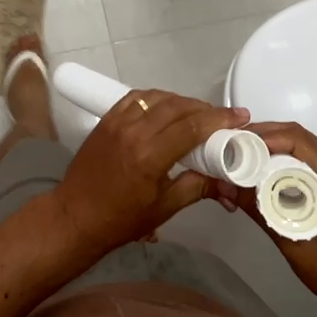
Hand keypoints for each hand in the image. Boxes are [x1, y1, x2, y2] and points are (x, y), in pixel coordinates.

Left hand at [50, 90, 247, 254]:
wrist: (76, 215)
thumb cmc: (121, 219)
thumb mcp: (165, 207)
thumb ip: (197, 186)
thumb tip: (227, 180)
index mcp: (149, 155)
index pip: (191, 126)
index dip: (219, 119)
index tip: (240, 117)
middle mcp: (134, 130)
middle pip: (177, 106)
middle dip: (204, 109)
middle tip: (224, 118)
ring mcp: (117, 120)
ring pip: (157, 97)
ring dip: (181, 102)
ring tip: (199, 114)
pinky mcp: (107, 118)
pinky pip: (137, 97)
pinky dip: (157, 98)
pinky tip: (168, 108)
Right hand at [242, 123, 316, 316]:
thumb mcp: (292, 240)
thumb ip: (258, 208)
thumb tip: (224, 185)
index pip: (297, 138)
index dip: (264, 135)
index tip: (236, 144)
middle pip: (300, 138)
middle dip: (265, 138)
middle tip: (235, 147)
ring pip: (305, 149)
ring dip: (276, 149)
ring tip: (246, 159)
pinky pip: (311, 164)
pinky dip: (287, 162)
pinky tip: (268, 175)